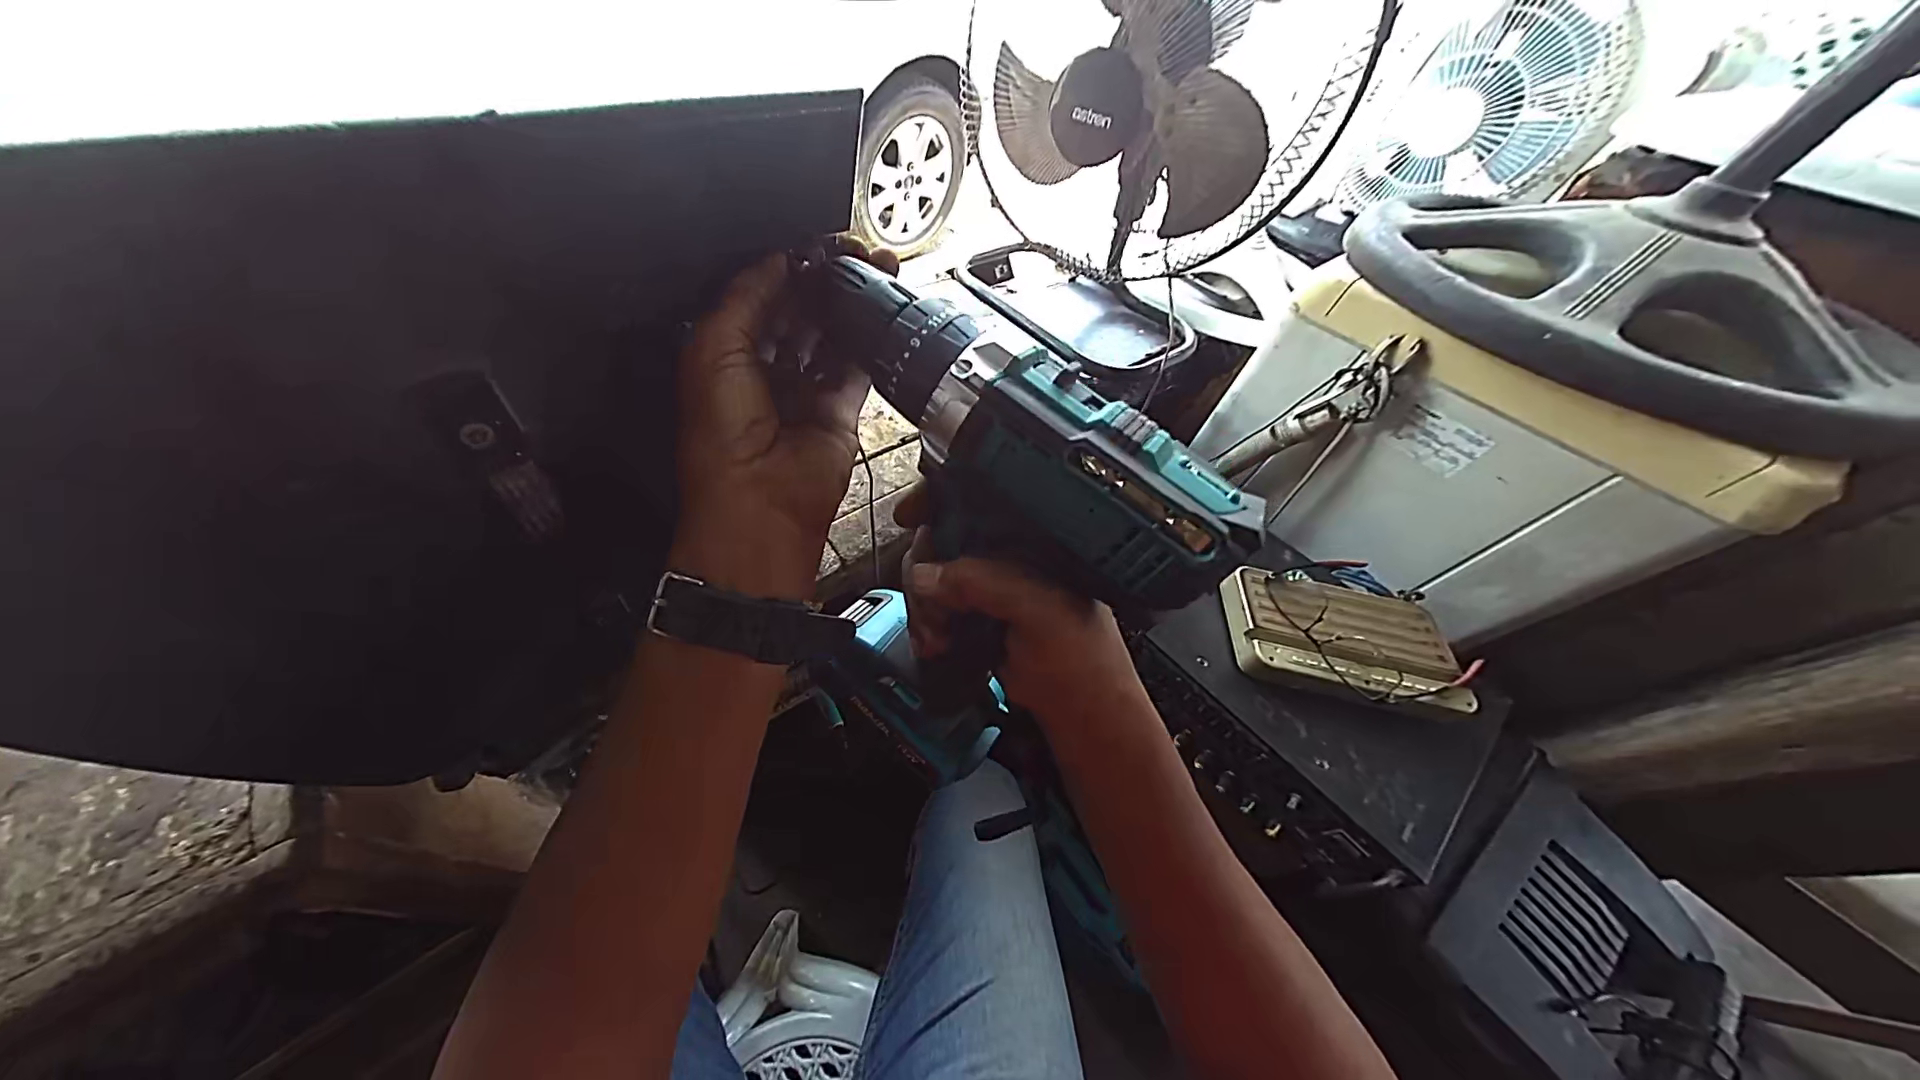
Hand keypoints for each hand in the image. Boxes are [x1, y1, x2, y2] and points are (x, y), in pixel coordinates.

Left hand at [673, 240, 899, 599]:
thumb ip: (745, 297)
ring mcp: (806, 392)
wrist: (760, 504)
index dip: (785, 270)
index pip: (760, 298)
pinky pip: (855, 368)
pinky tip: (876, 315)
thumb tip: (777, 261)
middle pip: (800, 313)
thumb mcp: (715, 348)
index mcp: (728, 356)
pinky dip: (866, 342)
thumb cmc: (720, 441)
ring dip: (847, 308)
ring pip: (831, 337)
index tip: (811, 248)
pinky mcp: (839, 412)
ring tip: (868, 275)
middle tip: (847, 257)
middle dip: (822, 284)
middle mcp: (768, 372)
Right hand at [894, 485, 1146, 730]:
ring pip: (936, 578)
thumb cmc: (1084, 660)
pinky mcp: (979, 618)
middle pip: (945, 542)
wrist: (1082, 715)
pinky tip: (934, 642)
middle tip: (932, 610)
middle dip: (925, 573)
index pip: (979, 505)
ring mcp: (993, 589)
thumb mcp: (1038, 612)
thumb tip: (925, 574)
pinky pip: (938, 608)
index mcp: (1034, 542)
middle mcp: (1011, 558)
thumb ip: (983, 583)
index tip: (909, 516)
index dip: (940, 503)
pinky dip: (927, 623)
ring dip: (923, 606)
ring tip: (936, 637)